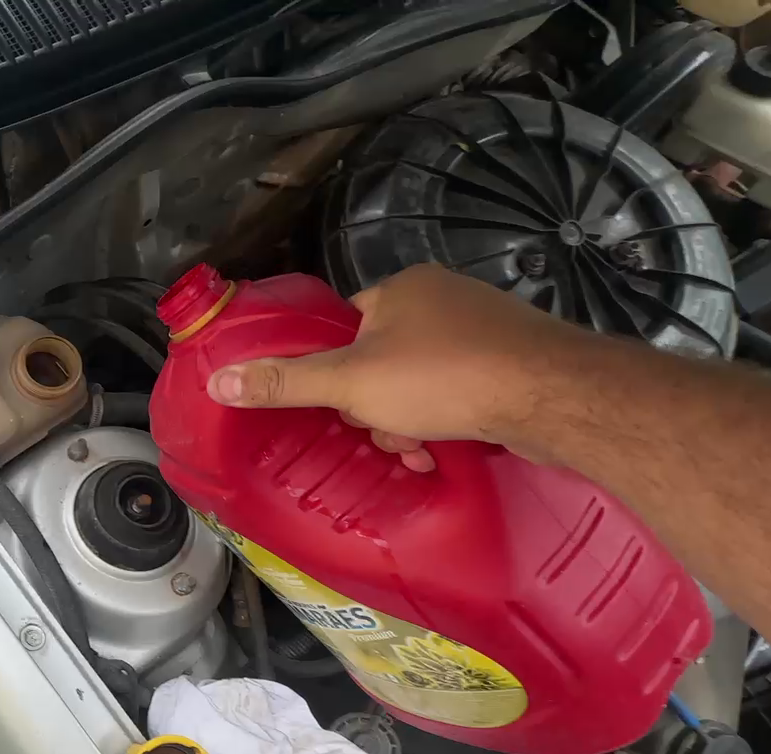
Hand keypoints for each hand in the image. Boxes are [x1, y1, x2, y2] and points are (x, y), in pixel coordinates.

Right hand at [206, 263, 592, 469]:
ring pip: (414, 381)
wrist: (555, 397)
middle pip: (375, 360)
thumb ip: (282, 383)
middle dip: (372, 406)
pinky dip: (440, 419)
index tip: (342, 402)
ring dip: (403, 421)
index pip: (343, 329)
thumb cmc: (441, 379)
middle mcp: (442, 297)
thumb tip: (215, 381)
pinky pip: (453, 389)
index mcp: (401, 289)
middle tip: (381, 429)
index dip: (335, 372)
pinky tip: (441, 445)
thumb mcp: (346, 384)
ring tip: (416, 446)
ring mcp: (483, 326)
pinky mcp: (513, 357)